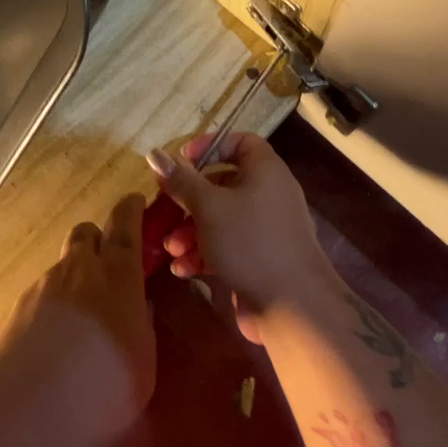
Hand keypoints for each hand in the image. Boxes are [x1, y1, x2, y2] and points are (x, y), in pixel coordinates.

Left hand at [0, 193, 154, 446]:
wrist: (33, 408)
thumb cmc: (106, 385)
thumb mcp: (143, 358)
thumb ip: (141, 325)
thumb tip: (138, 309)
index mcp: (118, 273)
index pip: (125, 224)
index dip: (130, 209)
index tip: (135, 202)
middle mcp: (79, 269)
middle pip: (86, 232)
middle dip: (96, 241)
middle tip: (105, 268)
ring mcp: (44, 286)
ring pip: (61, 267)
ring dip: (72, 281)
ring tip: (79, 321)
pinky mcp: (17, 309)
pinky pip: (40, 296)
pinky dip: (49, 309)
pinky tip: (52, 344)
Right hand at [148, 133, 338, 340]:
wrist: (292, 304)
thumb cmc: (249, 241)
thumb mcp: (209, 206)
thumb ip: (181, 181)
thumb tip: (154, 154)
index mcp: (265, 170)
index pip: (240, 142)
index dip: (210, 146)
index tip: (182, 160)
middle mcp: (268, 194)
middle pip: (223, 184)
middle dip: (191, 200)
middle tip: (167, 210)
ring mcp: (265, 229)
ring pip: (221, 219)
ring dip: (192, 232)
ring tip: (171, 248)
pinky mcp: (258, 259)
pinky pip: (227, 246)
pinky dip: (205, 253)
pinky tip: (183, 269)